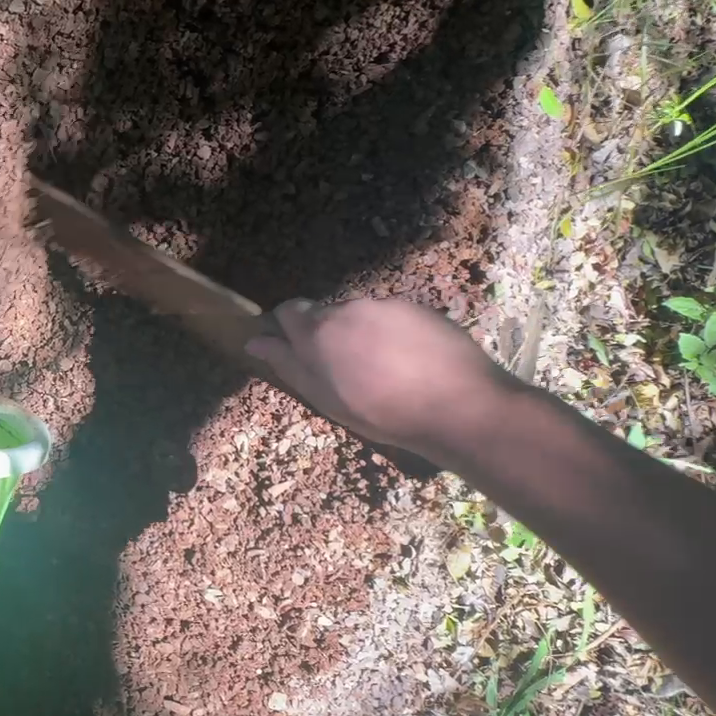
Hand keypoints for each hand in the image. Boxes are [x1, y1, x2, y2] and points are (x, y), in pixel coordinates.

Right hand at [245, 298, 523, 462]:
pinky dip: (392, 334)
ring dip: (361, 334)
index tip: (297, 351)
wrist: (460, 407)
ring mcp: (388, 306)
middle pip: (326, 314)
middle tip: (343, 369)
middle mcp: (349, 308)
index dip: (288, 327)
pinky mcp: (421, 309)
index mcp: (318, 329)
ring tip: (381, 368)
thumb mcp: (321, 395)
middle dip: (328, 334)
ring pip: (361, 315)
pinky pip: (393, 318)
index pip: (288, 310)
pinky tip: (408, 362)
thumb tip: (254, 341)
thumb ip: (286, 363)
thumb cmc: (379, 410)